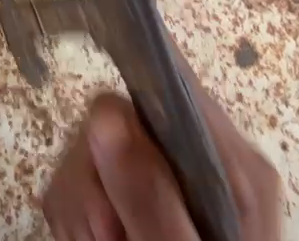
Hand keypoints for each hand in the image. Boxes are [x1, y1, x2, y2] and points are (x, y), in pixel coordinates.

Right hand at [42, 78, 281, 240]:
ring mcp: (149, 175)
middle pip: (113, 115)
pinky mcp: (115, 197)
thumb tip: (103, 118)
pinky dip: (70, 222)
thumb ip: (151, 200)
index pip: (176, 80)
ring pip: (82, 152)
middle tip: (107, 235)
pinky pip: (70, 185)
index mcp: (228, 161)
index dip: (132, 74)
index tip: (102, 125)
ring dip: (79, 210)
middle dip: (95, 176)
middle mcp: (186, 154)